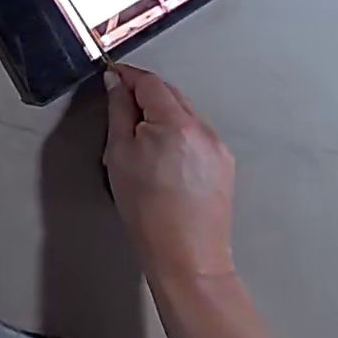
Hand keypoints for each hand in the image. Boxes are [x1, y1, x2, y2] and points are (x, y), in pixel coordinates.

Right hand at [103, 64, 236, 280]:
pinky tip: (164, 157)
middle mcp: (202, 128)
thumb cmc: (149, 213)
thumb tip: (116, 83)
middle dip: (144, 95)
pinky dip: (178, 133)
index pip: (149, 82)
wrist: (187, 260)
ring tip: (143, 143)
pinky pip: (196, 132)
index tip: (112, 76)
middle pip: (169, 93)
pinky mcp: (224, 161)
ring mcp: (217, 144)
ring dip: (162, 114)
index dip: (128, 76)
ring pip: (183, 112)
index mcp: (176, 123)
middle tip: (122, 110)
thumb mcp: (120, 156)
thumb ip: (118, 111)